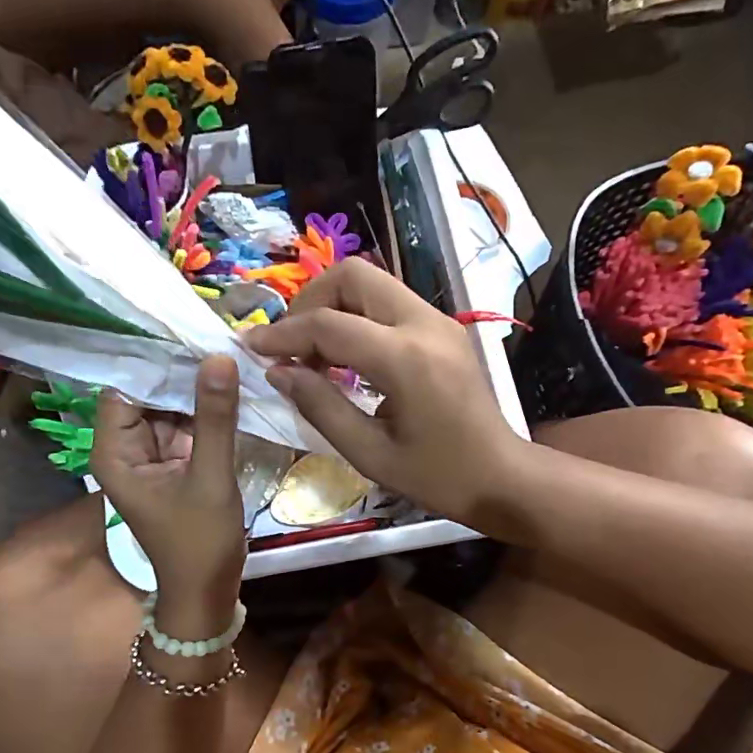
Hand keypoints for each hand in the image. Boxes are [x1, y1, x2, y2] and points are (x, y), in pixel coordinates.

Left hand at [90, 355, 245, 610]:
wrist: (207, 590)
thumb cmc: (199, 541)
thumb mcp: (210, 477)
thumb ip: (214, 418)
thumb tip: (219, 357)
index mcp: (115, 452)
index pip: (126, 388)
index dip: (155, 360)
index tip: (191, 332)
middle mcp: (126, 448)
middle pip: (149, 394)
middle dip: (181, 370)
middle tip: (219, 336)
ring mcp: (151, 455)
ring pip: (171, 407)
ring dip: (196, 388)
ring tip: (230, 354)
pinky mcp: (174, 462)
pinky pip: (187, 425)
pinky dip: (206, 411)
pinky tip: (231, 387)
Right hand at [242, 258, 525, 521]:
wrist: (502, 476)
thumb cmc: (439, 477)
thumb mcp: (370, 455)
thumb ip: (321, 407)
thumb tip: (278, 371)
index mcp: (406, 358)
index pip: (329, 324)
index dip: (283, 334)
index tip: (250, 348)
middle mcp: (425, 324)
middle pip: (353, 276)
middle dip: (310, 302)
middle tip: (289, 345)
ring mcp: (440, 321)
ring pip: (373, 282)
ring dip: (334, 305)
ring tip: (313, 352)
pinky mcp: (445, 328)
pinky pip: (390, 302)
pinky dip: (358, 316)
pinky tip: (346, 356)